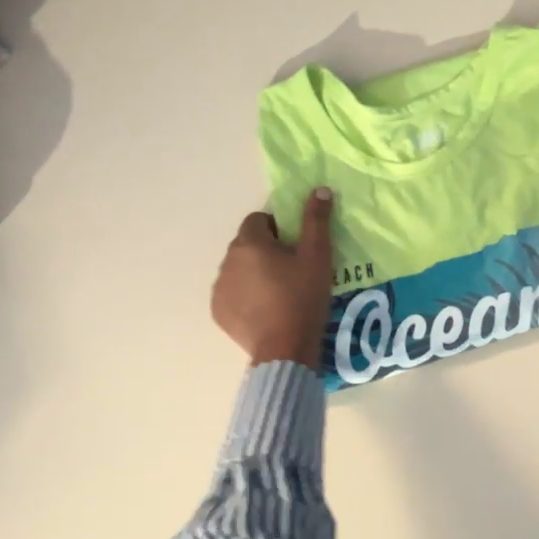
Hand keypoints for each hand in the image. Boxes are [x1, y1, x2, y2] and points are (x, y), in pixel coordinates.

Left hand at [211, 188, 334, 370]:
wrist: (285, 348)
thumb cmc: (302, 296)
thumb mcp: (317, 255)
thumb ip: (316, 220)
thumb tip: (319, 190)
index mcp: (249, 243)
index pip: (258, 220)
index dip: (278, 227)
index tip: (295, 246)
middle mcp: (227, 261)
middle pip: (247, 243)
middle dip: (266, 249)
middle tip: (292, 268)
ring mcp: (219, 288)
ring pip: (239, 268)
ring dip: (254, 271)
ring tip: (280, 290)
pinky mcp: (218, 311)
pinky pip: (232, 292)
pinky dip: (246, 294)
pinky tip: (266, 308)